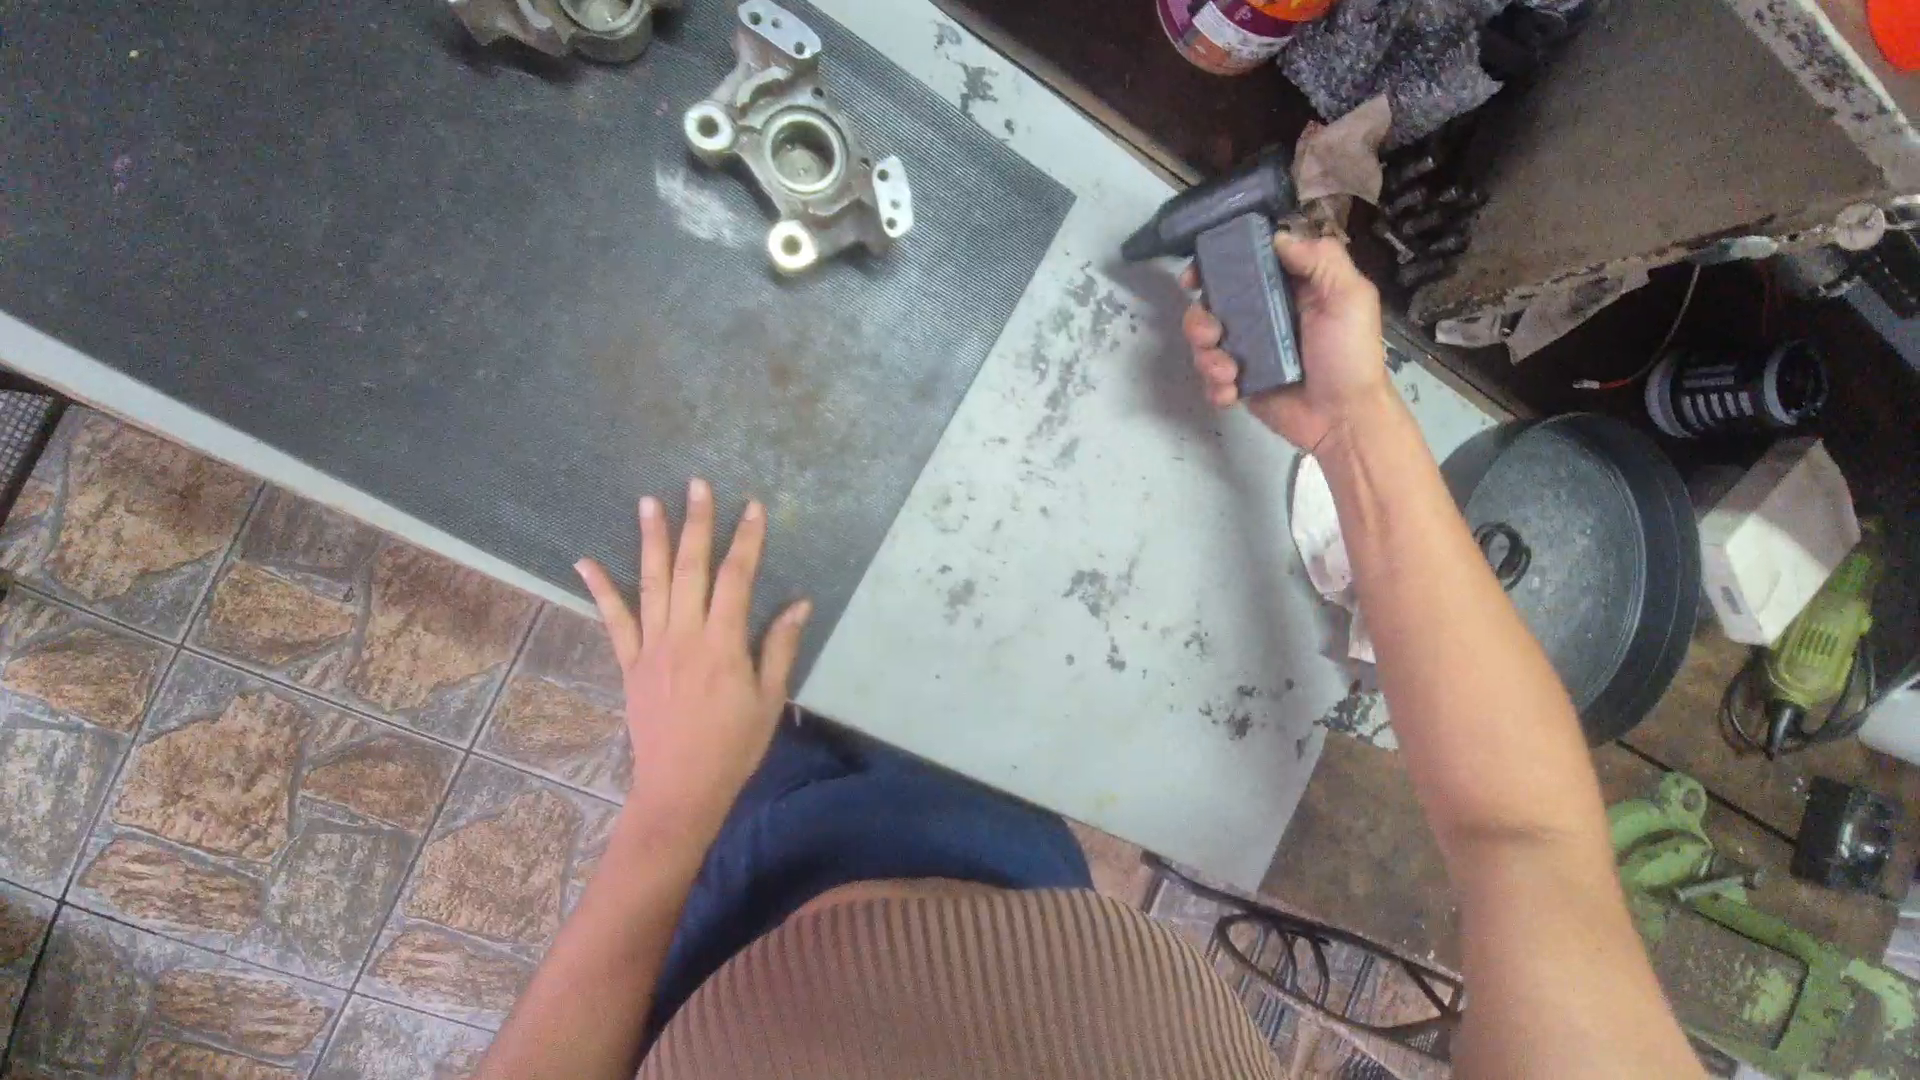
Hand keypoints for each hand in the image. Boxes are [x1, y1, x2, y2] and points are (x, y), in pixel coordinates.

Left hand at [575, 478, 811, 829]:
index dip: (747, 539)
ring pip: (651, 583)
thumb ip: (780, 647)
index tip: (753, 507)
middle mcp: (684, 635)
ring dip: (651, 539)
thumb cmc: (734, 745)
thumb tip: (800, 604)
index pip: (737, 578)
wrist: (680, 788)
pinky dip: (600, 589)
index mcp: (723, 643)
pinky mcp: (629, 663)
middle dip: (697, 523)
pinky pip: (614, 620)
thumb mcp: (770, 699)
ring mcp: (651, 647)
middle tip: (698, 484)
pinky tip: (585, 561)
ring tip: (649, 501)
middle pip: (691, 568)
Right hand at [1182, 233, 1392, 452]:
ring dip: (1206, 356)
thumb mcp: (1350, 296)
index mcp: (1286, 289)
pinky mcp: (1239, 384)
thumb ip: (1320, 260)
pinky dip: (1215, 386)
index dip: (1214, 266)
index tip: (1196, 276)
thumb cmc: (1350, 355)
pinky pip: (1210, 380)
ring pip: (1204, 343)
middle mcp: (1261, 316)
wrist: (1343, 417)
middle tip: (1211, 333)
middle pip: (1211, 305)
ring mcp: (1248, 352)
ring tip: (1228, 371)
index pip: (1242, 266)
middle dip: (1199, 319)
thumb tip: (1277, 237)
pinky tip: (1233, 393)